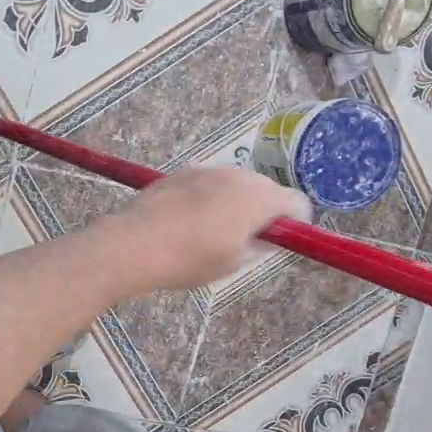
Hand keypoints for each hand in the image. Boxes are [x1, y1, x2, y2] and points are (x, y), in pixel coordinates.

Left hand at [100, 166, 311, 292]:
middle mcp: (238, 175)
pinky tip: (189, 219)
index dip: (296, 222)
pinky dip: (209, 196)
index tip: (282, 240)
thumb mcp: (233, 262)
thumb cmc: (189, 259)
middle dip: (265, 210)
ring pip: (236, 183)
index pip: (296, 202)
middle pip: (266, 188)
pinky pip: (209, 181)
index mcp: (259, 198)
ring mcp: (208, 169)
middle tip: (246, 240)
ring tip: (213, 231)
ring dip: (236, 201)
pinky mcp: (182, 171)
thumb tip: (270, 239)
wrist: (134, 244)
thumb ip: (260, 246)